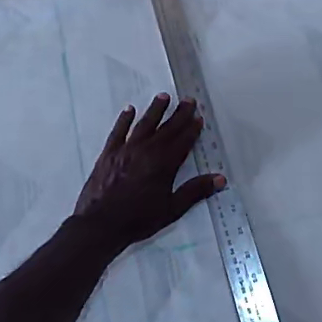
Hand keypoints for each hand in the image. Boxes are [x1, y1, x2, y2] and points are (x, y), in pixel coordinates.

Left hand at [73, 94, 224, 248]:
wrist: (101, 224)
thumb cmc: (138, 219)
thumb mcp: (172, 209)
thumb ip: (195, 191)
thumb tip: (220, 179)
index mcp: (164, 164)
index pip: (182, 141)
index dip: (191, 129)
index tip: (198, 118)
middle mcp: (146, 151)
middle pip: (166, 129)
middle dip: (179, 114)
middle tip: (188, 100)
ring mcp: (126, 150)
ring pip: (144, 125)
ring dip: (155, 110)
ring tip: (163, 96)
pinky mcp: (108, 154)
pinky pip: (118, 132)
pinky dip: (124, 120)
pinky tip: (129, 110)